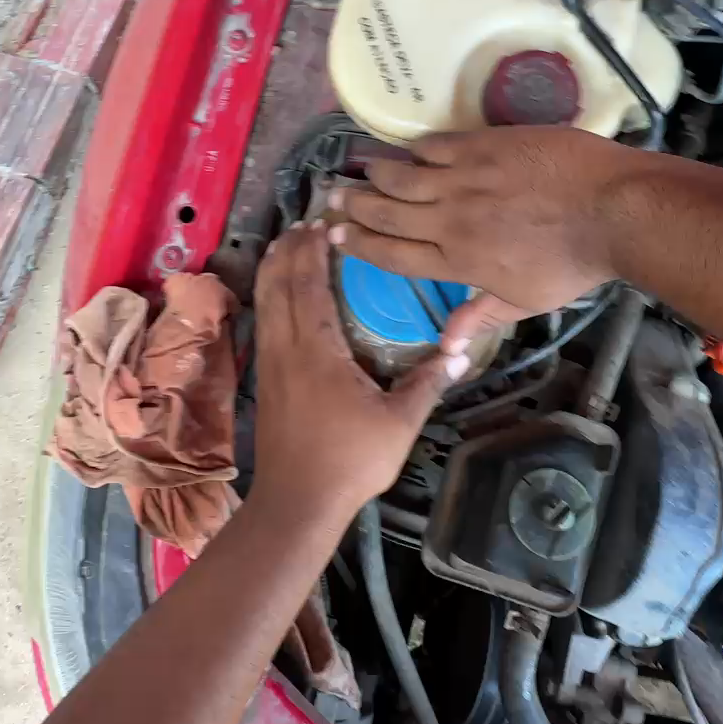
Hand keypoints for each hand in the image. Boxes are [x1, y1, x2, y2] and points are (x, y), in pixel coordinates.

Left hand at [250, 223, 467, 521]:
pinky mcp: (264, 377)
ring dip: (274, 268)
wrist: (297, 501)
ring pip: (265, 301)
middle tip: (305, 222)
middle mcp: (286, 347)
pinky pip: (263, 320)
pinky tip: (277, 294)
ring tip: (285, 244)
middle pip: (279, 284)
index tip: (323, 223)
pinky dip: (269, 295)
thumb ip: (427, 383)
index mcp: (317, 350)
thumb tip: (459, 354)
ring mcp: (269, 362)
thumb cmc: (350, 460)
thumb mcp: (399, 423)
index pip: (309, 285)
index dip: (312, 251)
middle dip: (289, 249)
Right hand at [328, 126, 653, 347]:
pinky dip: (414, 147)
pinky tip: (403, 146)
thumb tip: (444, 347)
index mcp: (457, 261)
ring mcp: (464, 179)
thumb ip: (479, 315)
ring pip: (403, 175)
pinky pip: (434, 144)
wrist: (613, 211)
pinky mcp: (483, 146)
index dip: (361, 244)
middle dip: (355, 204)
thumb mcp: (524, 301)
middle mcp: (449, 220)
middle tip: (330, 196)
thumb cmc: (572, 263)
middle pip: (389, 212)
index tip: (336, 234)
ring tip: (354, 167)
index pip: (394, 254)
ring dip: (374, 172)